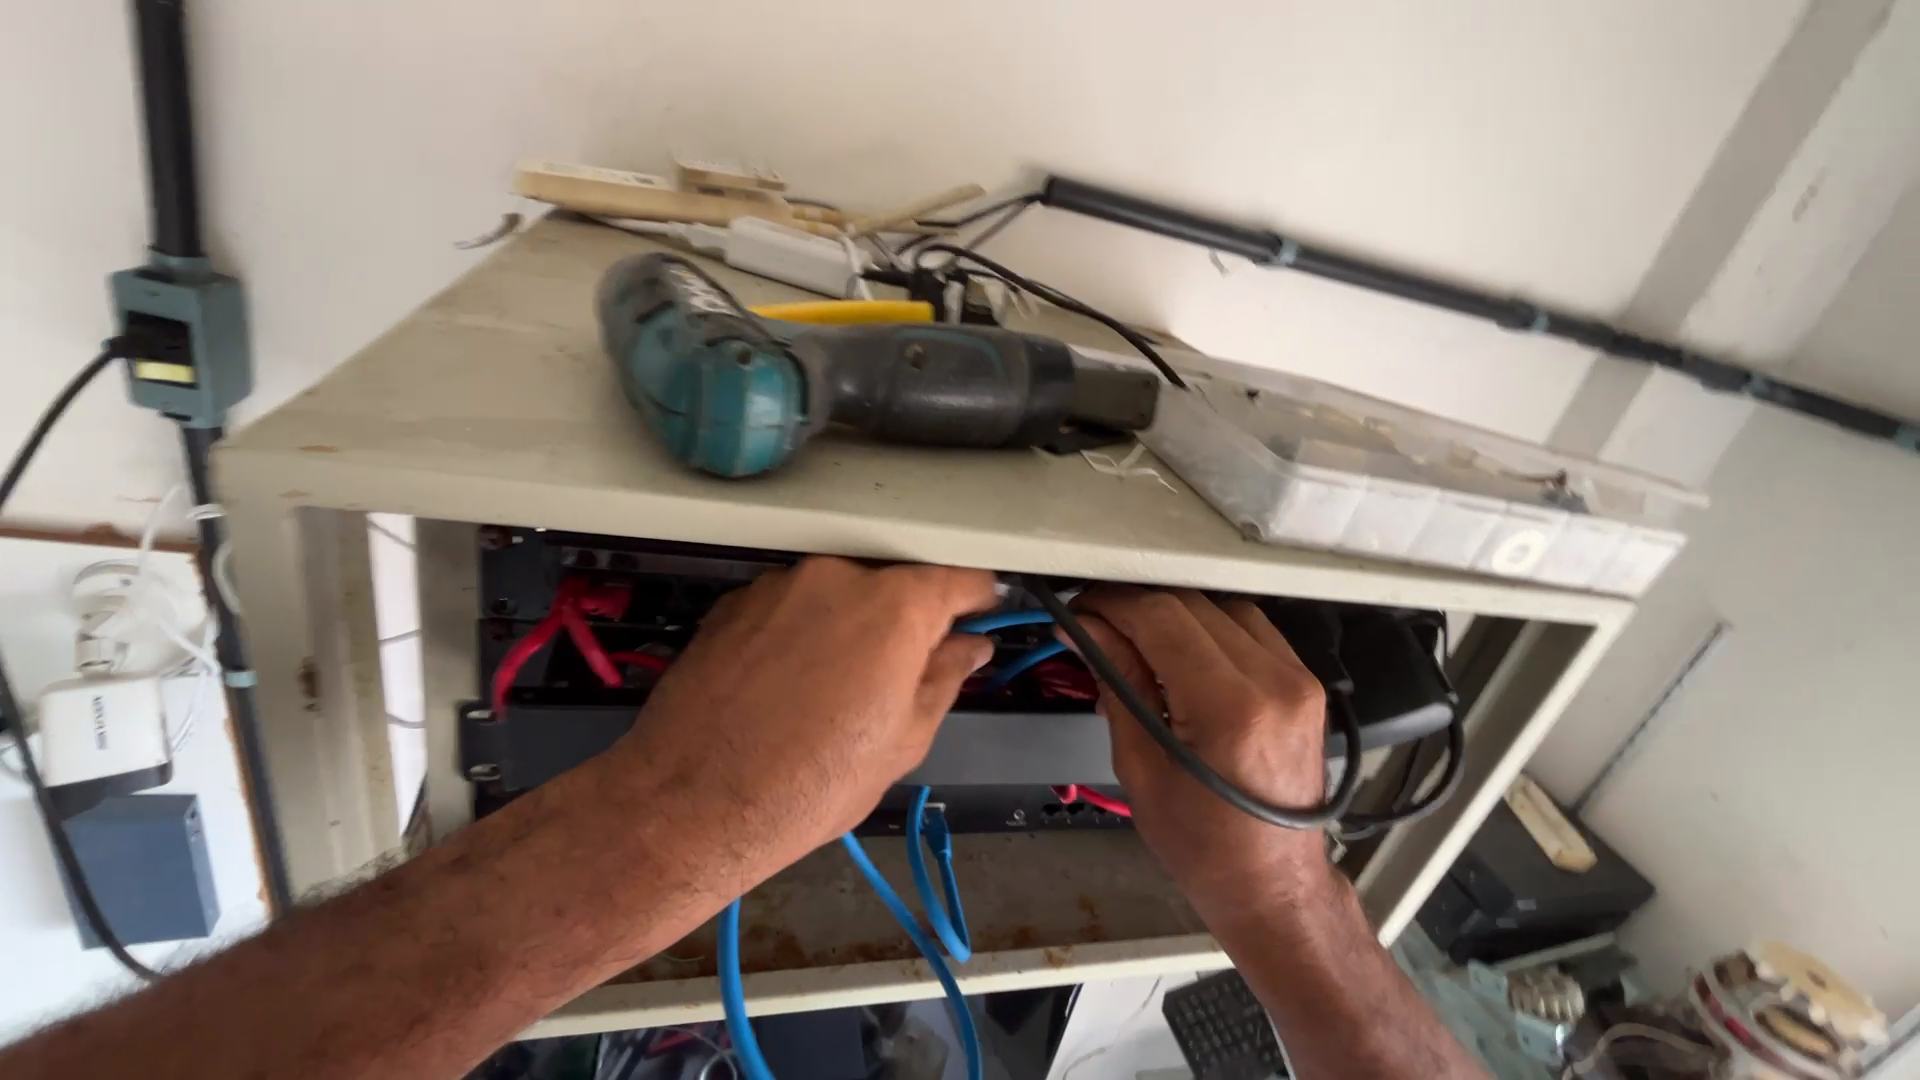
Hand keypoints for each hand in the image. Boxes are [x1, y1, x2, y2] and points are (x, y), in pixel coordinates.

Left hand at [608, 556, 995, 889]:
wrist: (693, 801)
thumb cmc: (809, 782)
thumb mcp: (904, 740)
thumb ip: (945, 678)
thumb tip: (967, 648)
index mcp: (896, 606)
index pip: (958, 579)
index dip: (977, 598)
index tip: (981, 612)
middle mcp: (839, 577)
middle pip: (894, 584)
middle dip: (906, 621)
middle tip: (899, 676)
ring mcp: (782, 585)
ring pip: (839, 594)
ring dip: (850, 625)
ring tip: (832, 689)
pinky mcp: (737, 601)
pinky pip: (791, 605)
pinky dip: (802, 630)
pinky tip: (789, 683)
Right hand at [1065, 587, 1335, 923]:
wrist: (1274, 882)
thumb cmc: (1201, 844)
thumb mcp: (1140, 767)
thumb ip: (1118, 683)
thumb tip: (1086, 630)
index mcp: (1230, 709)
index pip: (1161, 617)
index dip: (1112, 604)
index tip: (1079, 611)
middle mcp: (1273, 681)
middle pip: (1189, 603)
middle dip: (1134, 605)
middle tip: (1096, 626)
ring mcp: (1297, 678)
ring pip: (1219, 605)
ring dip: (1172, 613)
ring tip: (1136, 641)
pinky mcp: (1305, 681)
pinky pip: (1249, 627)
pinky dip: (1207, 627)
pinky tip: (1181, 652)